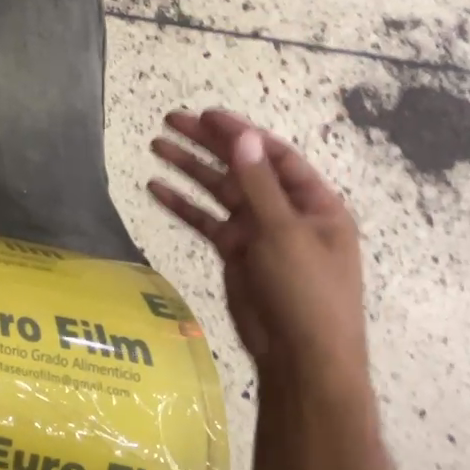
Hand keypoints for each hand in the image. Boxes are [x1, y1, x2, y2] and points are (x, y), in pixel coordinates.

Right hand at [148, 110, 368, 387]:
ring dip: (189, 168)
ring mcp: (260, 232)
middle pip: (242, 168)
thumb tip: (245, 137)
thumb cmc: (306, 291)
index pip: (275, 156)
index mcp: (315, 206)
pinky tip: (154, 187)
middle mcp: (287, 213)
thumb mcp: (283, 232)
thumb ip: (259, 183)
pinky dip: (181, 203)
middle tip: (170, 120)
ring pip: (219, 190)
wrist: (300, 356)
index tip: (206, 114)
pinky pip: (205, 219)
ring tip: (155, 145)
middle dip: (208, 143)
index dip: (242, 133)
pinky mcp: (236, 251)